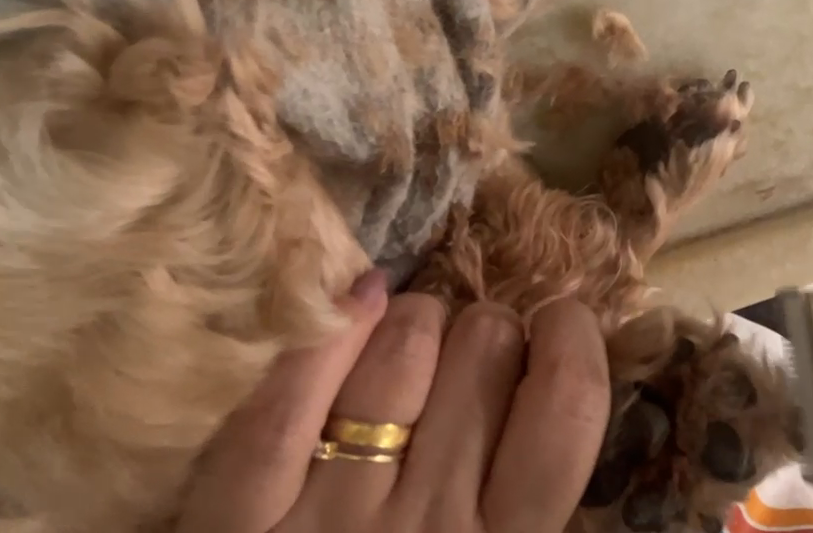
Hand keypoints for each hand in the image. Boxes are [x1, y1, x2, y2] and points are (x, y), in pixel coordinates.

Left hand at [178, 273, 610, 532]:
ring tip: (408, 346)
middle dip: (487, 329)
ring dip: (414, 321)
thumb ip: (534, 482)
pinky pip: (286, 403)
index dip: (570, 335)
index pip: (566, 403)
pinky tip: (358, 302)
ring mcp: (333, 516)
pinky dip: (326, 337)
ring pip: (403, 341)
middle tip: (470, 356)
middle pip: (486, 344)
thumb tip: (546, 369)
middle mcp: (432, 521)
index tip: (558, 322)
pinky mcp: (242, 522)